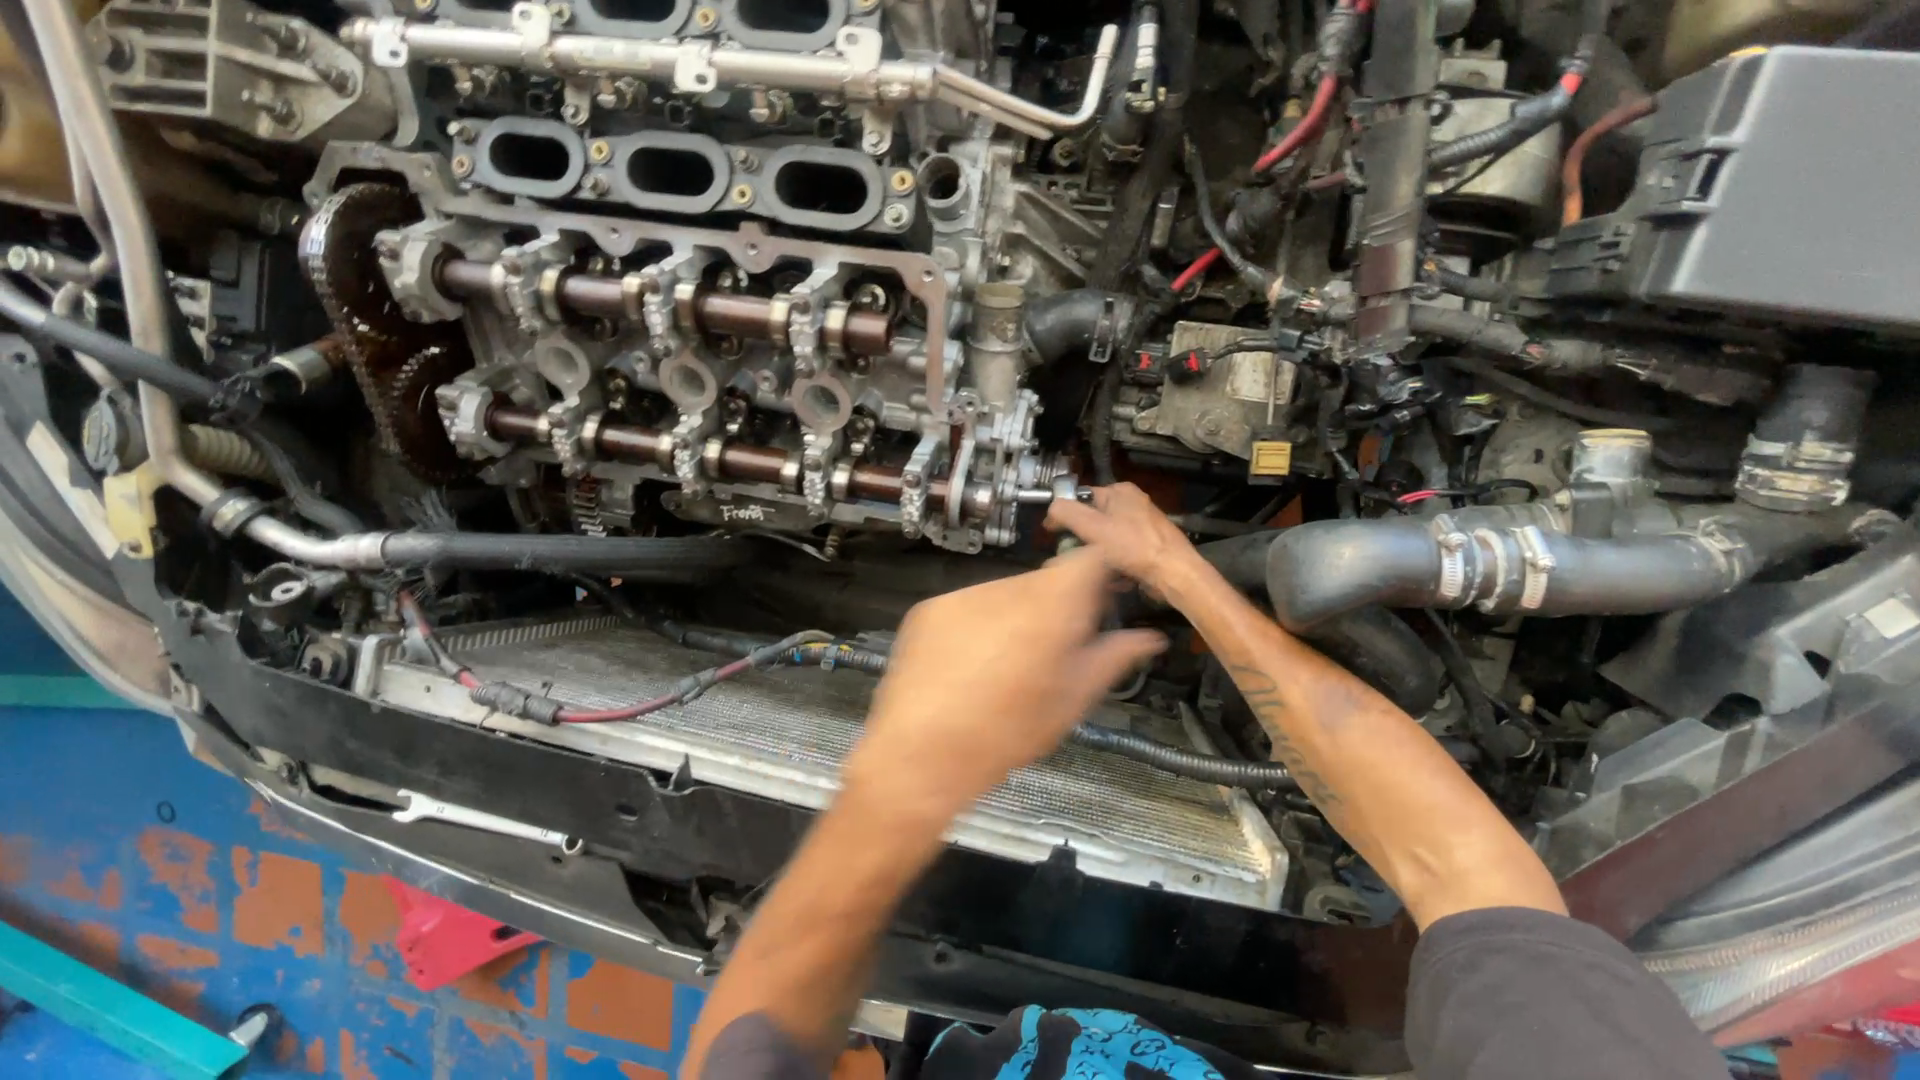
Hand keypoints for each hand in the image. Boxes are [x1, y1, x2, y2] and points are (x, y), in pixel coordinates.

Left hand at [844, 547, 1166, 819]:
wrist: (919, 755)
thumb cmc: (1003, 736)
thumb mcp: (1070, 702)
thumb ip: (1111, 659)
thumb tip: (1146, 638)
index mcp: (1050, 608)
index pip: (1090, 559)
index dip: (1104, 571)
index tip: (1108, 594)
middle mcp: (1006, 590)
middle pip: (1046, 580)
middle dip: (1057, 606)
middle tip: (1056, 650)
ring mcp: (962, 596)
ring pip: (1006, 594)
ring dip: (1016, 616)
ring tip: (1007, 666)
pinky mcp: (929, 609)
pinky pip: (968, 606)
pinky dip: (978, 625)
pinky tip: (972, 665)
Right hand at [1046, 484, 1210, 599]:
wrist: (1174, 573)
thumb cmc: (1133, 547)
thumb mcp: (1093, 527)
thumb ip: (1066, 513)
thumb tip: (1051, 507)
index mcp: (1120, 491)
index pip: (1081, 497)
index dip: (1064, 514)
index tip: (1052, 533)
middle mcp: (1132, 504)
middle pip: (1093, 520)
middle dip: (1084, 541)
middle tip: (1079, 556)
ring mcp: (1142, 525)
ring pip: (1105, 540)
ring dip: (1099, 557)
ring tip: (1100, 570)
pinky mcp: (1147, 546)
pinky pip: (1120, 553)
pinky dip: (1115, 565)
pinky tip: (1116, 578)